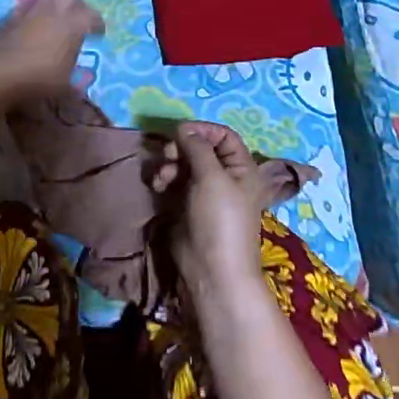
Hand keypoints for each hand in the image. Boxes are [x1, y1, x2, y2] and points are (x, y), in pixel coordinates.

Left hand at [0, 0, 104, 107]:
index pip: (93, 17)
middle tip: (80, 19)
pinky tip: (34, 21)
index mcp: (74, 25)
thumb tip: (78, 87)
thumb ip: (74, 83)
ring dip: (57, 3)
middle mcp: (56, 11)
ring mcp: (33, 10)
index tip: (98, 33)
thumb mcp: (63, 86)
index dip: (98, 24)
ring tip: (58, 16)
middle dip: (79, 7)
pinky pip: (30, 5)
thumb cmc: (38, 79)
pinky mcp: (13, 14)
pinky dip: (36, 10)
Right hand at [152, 121, 266, 303]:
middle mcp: (224, 177)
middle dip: (180, 148)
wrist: (211, 270)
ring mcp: (203, 192)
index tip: (180, 131)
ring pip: (183, 165)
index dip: (203, 130)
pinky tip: (157, 187)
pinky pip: (173, 183)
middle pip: (200, 149)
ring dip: (169, 165)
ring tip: (161, 178)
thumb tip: (183, 127)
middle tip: (167, 154)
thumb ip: (197, 147)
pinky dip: (164, 180)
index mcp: (242, 168)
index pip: (224, 136)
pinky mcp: (185, 206)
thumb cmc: (220, 219)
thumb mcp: (212, 177)